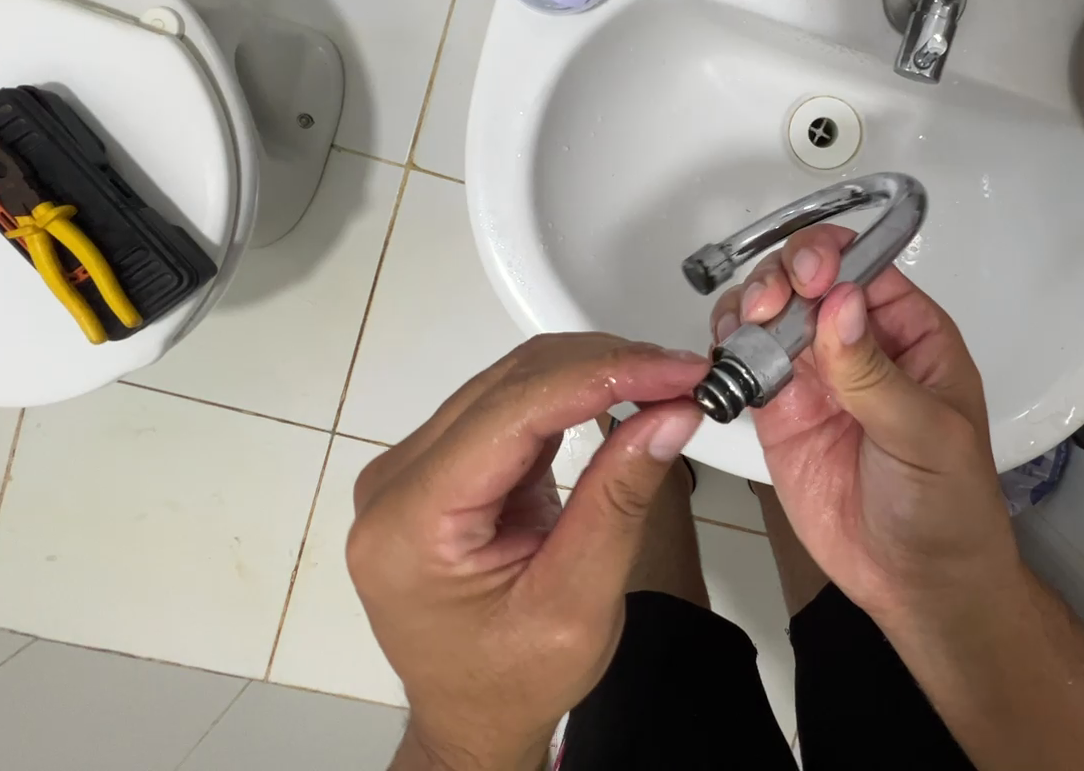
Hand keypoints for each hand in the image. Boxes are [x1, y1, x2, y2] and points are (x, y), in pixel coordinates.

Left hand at [347, 334, 708, 770]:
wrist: (473, 718)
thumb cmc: (515, 682)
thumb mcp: (579, 603)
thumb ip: (620, 499)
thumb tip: (671, 413)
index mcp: (411, 523)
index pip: (515, 411)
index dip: (604, 375)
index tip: (678, 370)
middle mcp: (400, 479)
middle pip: (513, 383)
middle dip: (608, 365)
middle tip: (684, 375)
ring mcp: (419, 466)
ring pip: (518, 380)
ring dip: (597, 370)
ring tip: (665, 381)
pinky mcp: (447, 462)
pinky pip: (518, 402)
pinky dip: (579, 391)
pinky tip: (625, 392)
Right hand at [710, 226, 1020, 624]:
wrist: (914, 582)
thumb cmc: (947, 503)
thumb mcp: (928, 435)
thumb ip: (878, 374)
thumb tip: (841, 303)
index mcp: (908, 332)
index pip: (864, 267)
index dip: (832, 258)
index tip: (809, 277)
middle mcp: (856, 342)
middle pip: (808, 278)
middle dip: (782, 277)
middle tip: (770, 307)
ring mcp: (814, 373)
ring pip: (771, 311)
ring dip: (750, 304)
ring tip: (745, 330)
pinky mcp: (778, 408)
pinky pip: (746, 361)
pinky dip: (728, 348)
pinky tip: (727, 355)